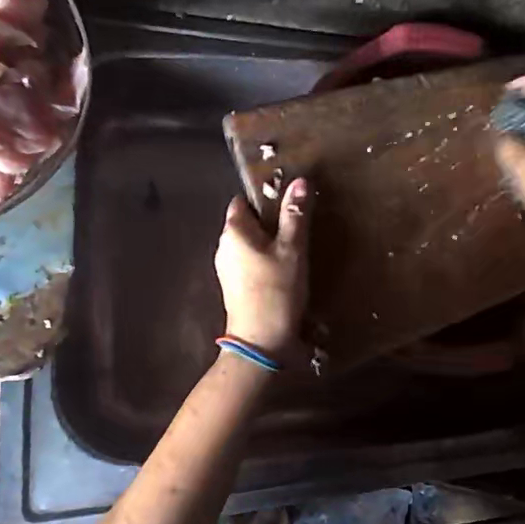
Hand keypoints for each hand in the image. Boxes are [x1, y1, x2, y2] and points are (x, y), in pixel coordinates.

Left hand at [215, 177, 309, 353]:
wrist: (261, 342)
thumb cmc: (276, 291)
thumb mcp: (292, 250)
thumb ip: (295, 216)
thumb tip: (300, 181)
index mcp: (233, 232)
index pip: (242, 201)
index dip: (264, 199)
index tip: (288, 204)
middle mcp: (223, 247)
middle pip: (246, 224)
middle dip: (270, 223)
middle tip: (299, 228)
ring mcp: (226, 270)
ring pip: (249, 246)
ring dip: (269, 245)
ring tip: (296, 250)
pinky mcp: (234, 288)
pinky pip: (250, 265)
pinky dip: (265, 263)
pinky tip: (285, 273)